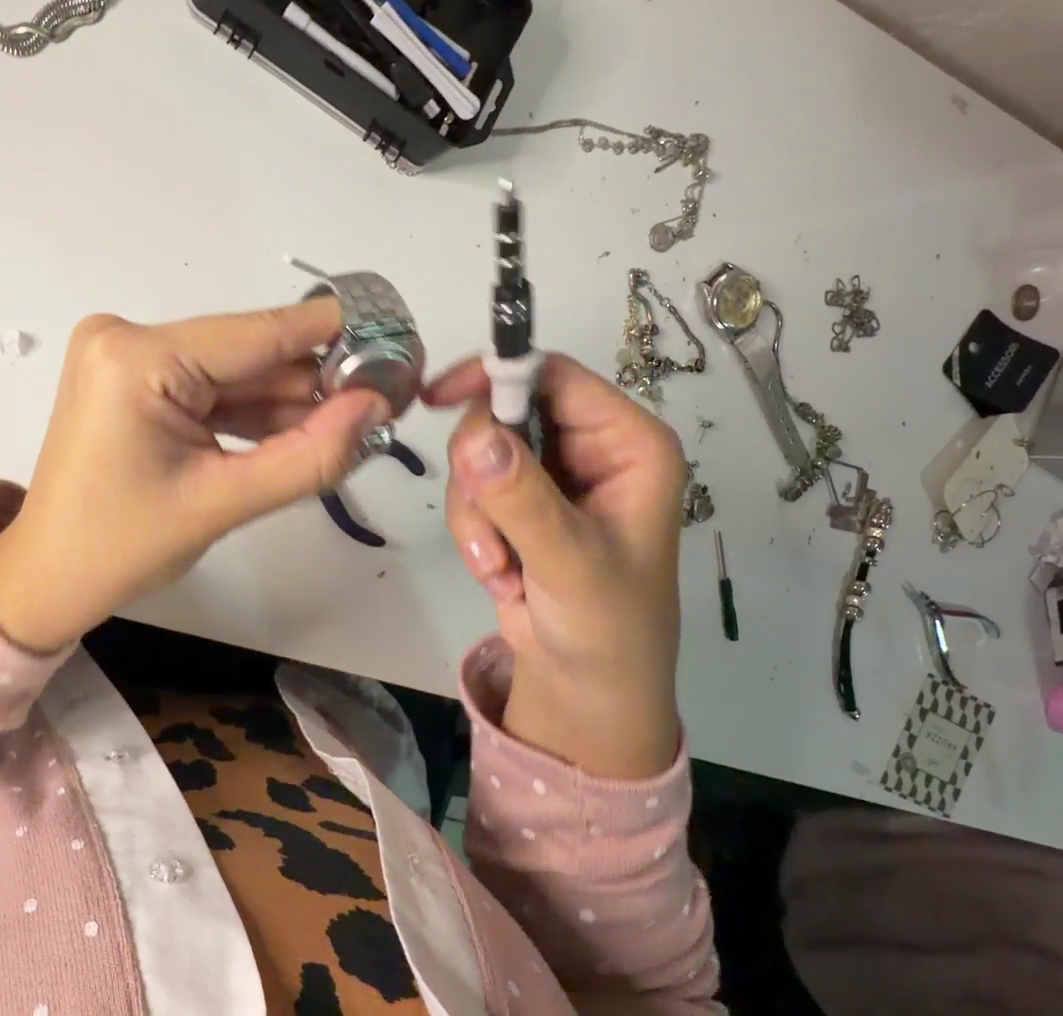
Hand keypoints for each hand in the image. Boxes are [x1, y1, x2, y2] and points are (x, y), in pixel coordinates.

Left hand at [0, 302, 391, 651]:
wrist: (49, 575)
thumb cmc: (121, 548)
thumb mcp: (222, 503)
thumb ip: (308, 455)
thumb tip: (378, 406)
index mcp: (136, 358)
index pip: (259, 334)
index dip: (336, 338)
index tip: (400, 345)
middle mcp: (124, 337)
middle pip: (246, 353)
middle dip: (312, 382)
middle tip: (382, 405)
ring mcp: (123, 354)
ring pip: (231, 372)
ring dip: (284, 401)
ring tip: (348, 426)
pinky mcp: (129, 377)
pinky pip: (206, 387)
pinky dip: (247, 412)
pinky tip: (297, 431)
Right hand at [425, 354, 686, 777]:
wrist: (586, 685)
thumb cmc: (607, 626)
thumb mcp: (571, 562)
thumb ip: (524, 500)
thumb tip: (475, 437)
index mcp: (626, 443)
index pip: (553, 378)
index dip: (495, 377)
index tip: (436, 398)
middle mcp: (588, 448)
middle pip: (501, 413)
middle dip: (480, 475)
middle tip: (486, 529)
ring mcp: (550, 476)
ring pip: (477, 455)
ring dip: (476, 515)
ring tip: (501, 567)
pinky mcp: (519, 503)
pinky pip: (471, 490)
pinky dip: (472, 533)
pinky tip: (500, 573)